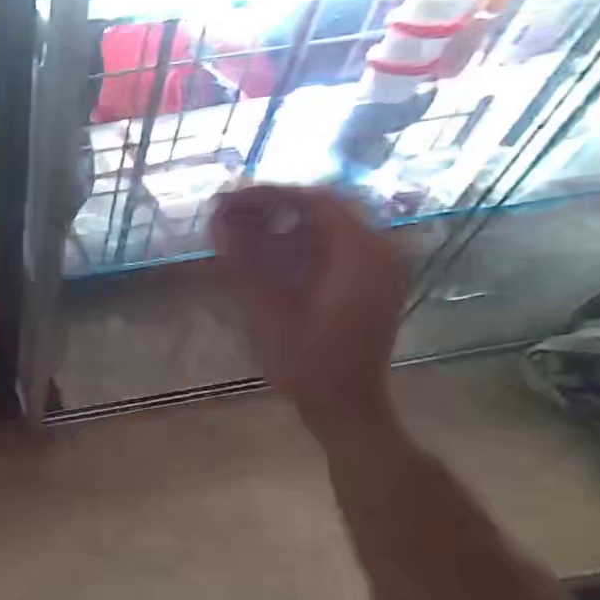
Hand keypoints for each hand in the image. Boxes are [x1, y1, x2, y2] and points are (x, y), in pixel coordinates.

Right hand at [211, 185, 407, 438]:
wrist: (345, 404)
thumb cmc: (304, 361)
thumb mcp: (264, 308)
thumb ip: (241, 257)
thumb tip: (217, 217)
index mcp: (362, 250)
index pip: (312, 199)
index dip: (263, 195)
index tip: (222, 201)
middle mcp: (382, 248)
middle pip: (322, 208)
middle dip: (270, 208)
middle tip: (225, 217)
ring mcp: (382, 265)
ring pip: (328, 226)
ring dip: (282, 225)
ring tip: (238, 235)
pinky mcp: (373, 281)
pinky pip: (336, 245)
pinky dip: (299, 244)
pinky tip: (267, 257)